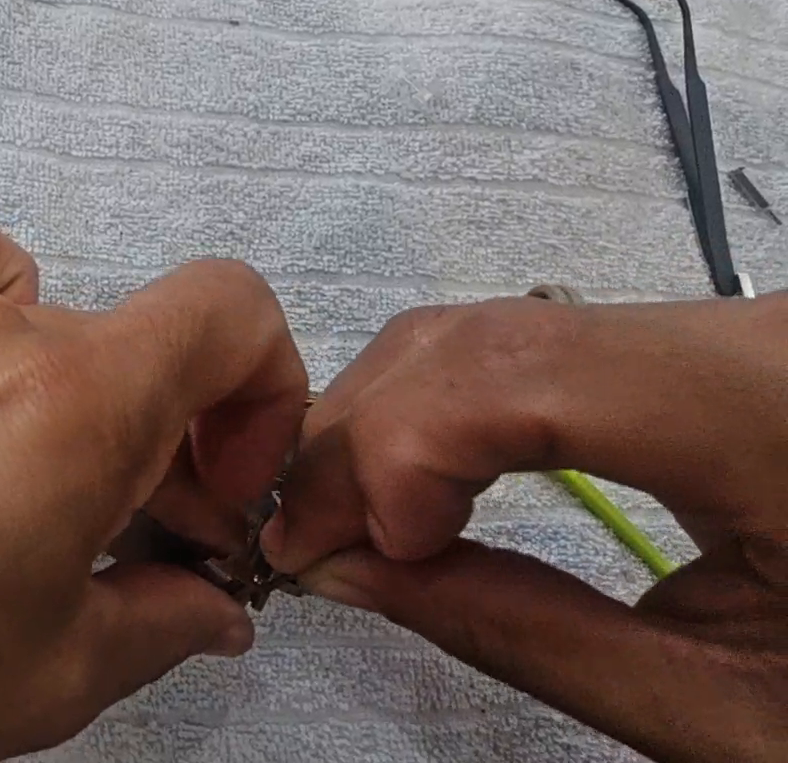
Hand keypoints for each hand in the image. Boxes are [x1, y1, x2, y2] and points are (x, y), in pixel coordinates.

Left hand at [0, 207, 306, 760]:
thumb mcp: (54, 671)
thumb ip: (162, 618)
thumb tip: (210, 600)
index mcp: (76, 401)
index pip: (231, 307)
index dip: (263, 391)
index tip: (219, 489)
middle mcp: (8, 332)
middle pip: (147, 344)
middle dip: (176, 437)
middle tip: (140, 536)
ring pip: (68, 323)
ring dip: (95, 394)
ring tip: (49, 487)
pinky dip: (2, 295)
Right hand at [263, 295, 787, 762]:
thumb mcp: (735, 718)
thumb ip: (519, 633)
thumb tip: (333, 570)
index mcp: (773, 409)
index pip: (515, 378)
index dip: (400, 455)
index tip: (349, 551)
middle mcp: (731, 332)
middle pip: (465, 344)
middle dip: (356, 440)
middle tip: (302, 532)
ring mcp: (692, 325)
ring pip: (464, 334)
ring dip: (374, 420)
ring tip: (344, 511)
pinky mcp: (660, 344)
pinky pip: (497, 347)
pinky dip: (421, 409)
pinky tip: (407, 478)